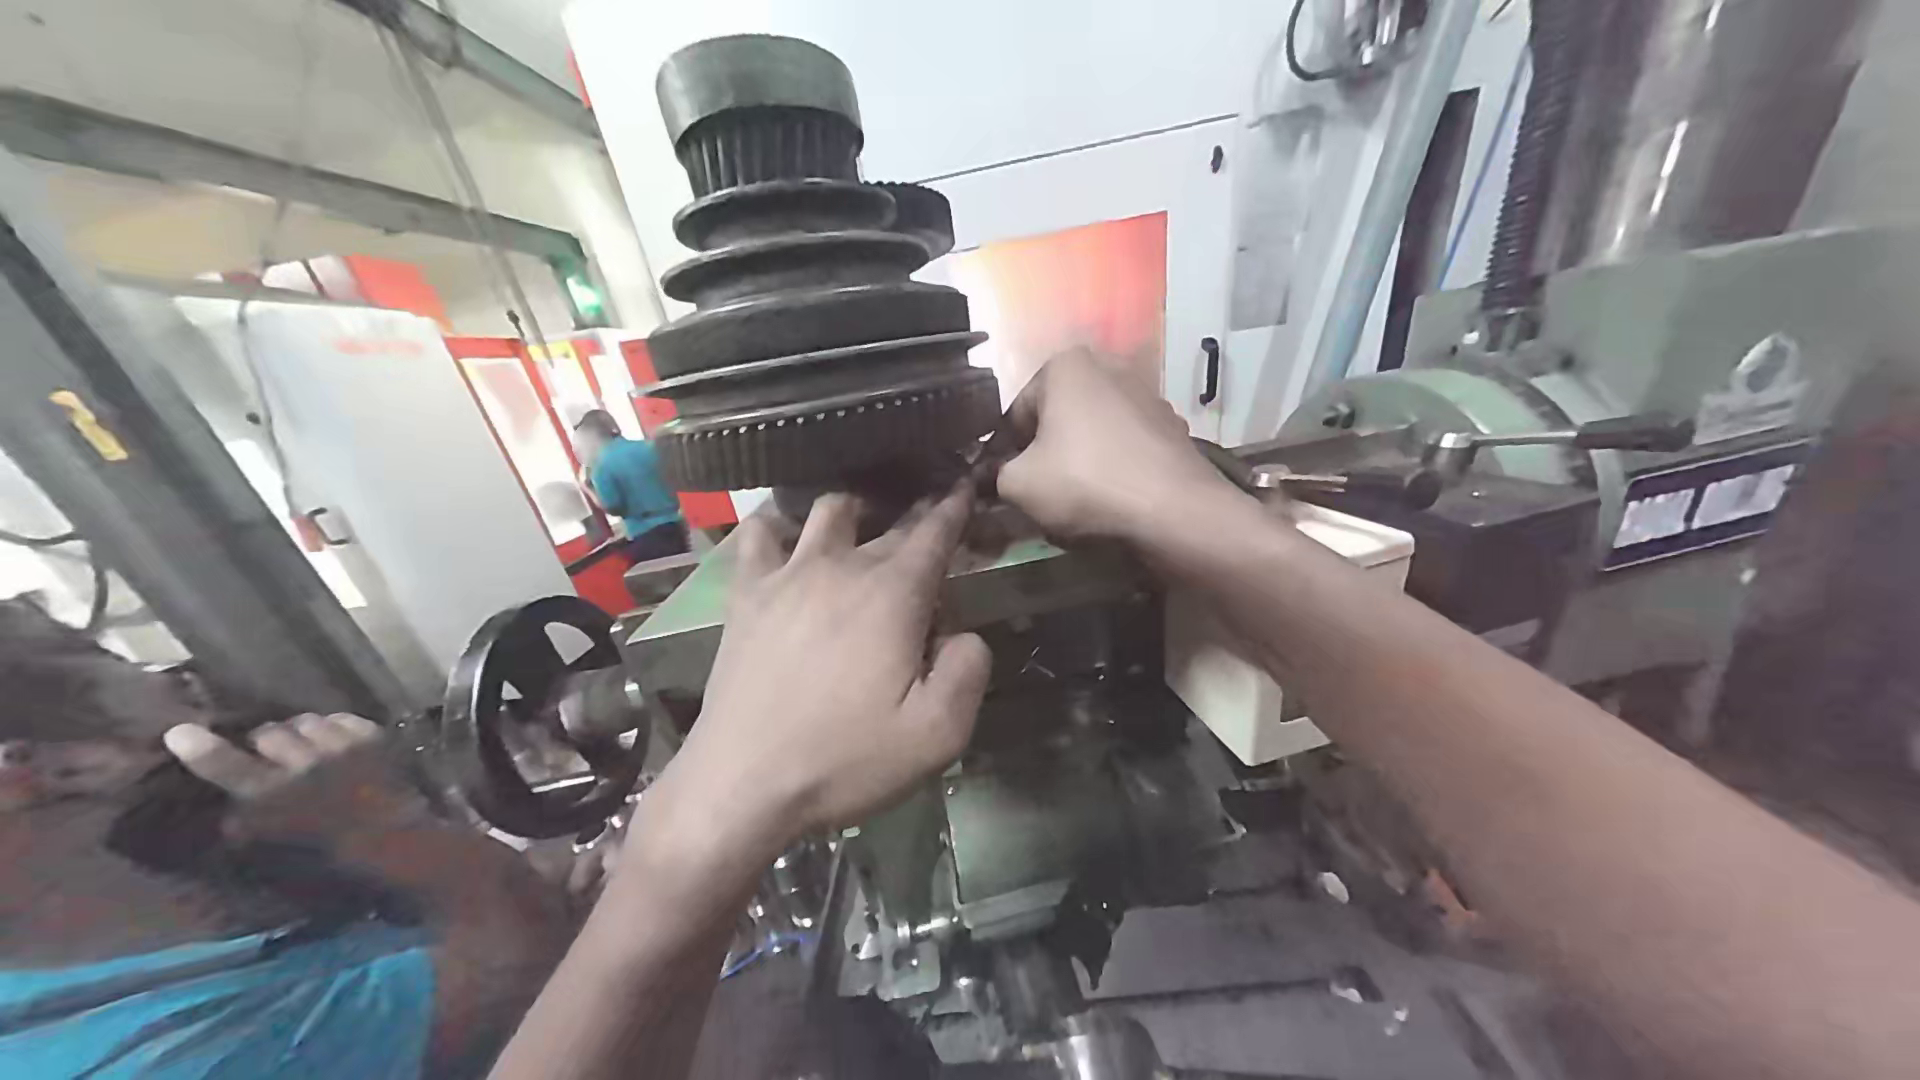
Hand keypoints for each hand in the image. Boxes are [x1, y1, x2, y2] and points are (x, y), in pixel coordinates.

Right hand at [163, 713, 431, 849]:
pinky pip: (342, 718)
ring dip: (299, 731)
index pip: (222, 763)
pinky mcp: (373, 737)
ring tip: (304, 745)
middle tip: (266, 751)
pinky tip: (333, 740)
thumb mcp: (263, 841)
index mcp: (267, 793)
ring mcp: (342, 746)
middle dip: (262, 740)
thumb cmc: (322, 847)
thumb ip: (241, 814)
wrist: (389, 836)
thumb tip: (229, 794)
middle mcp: (304, 763)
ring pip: (307, 720)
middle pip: (268, 732)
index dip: (199, 746)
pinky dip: (333, 726)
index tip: (180, 731)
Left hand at [666, 486, 991, 854]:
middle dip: (918, 513)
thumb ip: (969, 670)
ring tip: (866, 521)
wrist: (743, 783)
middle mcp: (843, 567)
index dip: (955, 507)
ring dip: (857, 508)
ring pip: (829, 509)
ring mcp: (789, 574)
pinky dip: (777, 523)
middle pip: (890, 522)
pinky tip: (786, 535)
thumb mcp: (937, 734)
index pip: (935, 532)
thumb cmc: (845, 759)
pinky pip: (758, 535)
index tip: (965, 485)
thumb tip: (964, 634)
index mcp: (894, 594)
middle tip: (932, 516)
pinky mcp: (747, 594)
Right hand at [992, 349, 1241, 546]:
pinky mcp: (1171, 427)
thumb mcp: (1018, 484)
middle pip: (1056, 418)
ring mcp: (1147, 395)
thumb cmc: (1084, 483)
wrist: (1172, 511)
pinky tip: (1111, 497)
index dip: (1002, 453)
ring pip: (1092, 432)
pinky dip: (1112, 466)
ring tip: (1075, 500)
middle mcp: (1108, 366)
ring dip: (1078, 459)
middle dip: (1043, 452)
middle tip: (1037, 493)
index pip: (1015, 414)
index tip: (1002, 484)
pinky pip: (1125, 446)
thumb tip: (997, 477)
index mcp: (1065, 365)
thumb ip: (996, 475)